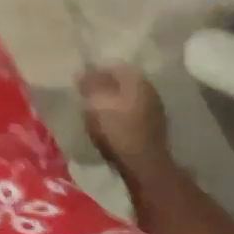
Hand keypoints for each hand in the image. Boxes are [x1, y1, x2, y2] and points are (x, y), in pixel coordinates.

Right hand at [78, 64, 173, 183]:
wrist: (144, 166)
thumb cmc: (118, 128)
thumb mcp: (96, 101)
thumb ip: (88, 83)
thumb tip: (81, 72)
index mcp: (137, 79)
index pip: (112, 66)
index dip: (93, 72)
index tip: (79, 82)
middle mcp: (149, 90)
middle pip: (121, 84)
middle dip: (104, 89)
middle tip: (84, 96)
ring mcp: (154, 111)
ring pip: (126, 101)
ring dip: (111, 105)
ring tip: (93, 114)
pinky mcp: (153, 131)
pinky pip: (130, 117)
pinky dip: (119, 119)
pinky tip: (107, 128)